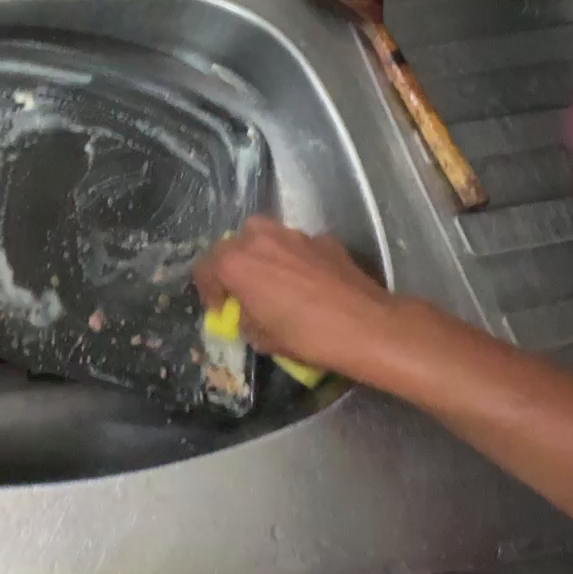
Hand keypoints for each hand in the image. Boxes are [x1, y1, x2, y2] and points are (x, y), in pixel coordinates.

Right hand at [192, 216, 397, 374]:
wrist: (368, 327)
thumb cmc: (306, 336)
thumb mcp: (262, 338)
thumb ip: (245, 319)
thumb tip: (247, 315)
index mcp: (234, 263)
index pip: (204, 268)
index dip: (208, 291)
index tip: (222, 310)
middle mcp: (258, 239)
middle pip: (232, 245)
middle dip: (234, 266)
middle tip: (245, 291)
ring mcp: (293, 235)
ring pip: (265, 237)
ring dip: (263, 257)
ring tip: (276, 282)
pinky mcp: (323, 239)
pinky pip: (298, 246)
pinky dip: (296, 259)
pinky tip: (310, 282)